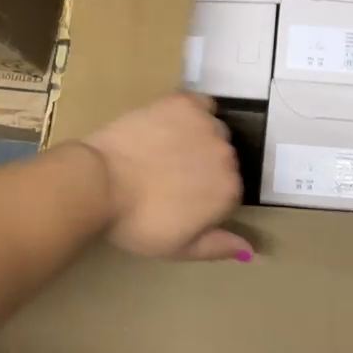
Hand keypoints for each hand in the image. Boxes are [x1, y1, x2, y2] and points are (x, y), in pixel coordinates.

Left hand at [80, 93, 250, 261]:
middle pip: (223, 158)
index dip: (205, 195)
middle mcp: (227, 155)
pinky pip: (201, 104)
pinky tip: (169, 124)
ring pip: (213, 130)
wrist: (100, 183)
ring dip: (198, 139)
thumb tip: (251, 250)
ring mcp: (207, 125)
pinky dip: (191, 112)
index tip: (180, 199)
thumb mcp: (178, 248)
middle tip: (169, 176)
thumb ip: (219, 246)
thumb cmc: (137, 222)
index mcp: (229, 191)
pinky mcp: (186, 102)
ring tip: (164, 150)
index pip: (229, 189)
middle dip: (203, 166)